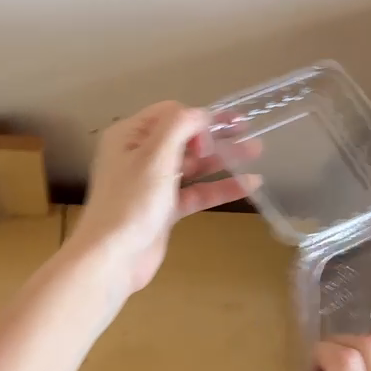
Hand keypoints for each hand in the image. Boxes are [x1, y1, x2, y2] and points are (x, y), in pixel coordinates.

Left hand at [70, 100, 249, 291]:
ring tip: (256, 150)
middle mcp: (139, 155)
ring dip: (222, 158)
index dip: (195, 119)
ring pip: (193, 165)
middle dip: (215, 134)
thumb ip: (179, 126)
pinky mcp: (164, 209)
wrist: (113, 257)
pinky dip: (219, 187)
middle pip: (183, 138)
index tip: (213, 136)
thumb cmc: (131, 201)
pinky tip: (249, 183)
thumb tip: (201, 115)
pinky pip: (196, 192)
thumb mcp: (154, 155)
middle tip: (248, 129)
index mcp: (129, 136)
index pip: (169, 114)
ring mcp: (153, 184)